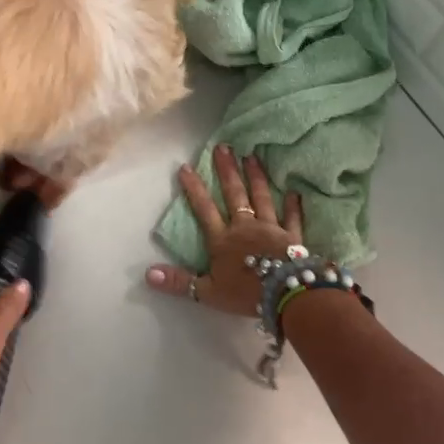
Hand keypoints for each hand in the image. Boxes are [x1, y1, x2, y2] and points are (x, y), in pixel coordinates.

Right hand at [145, 145, 303, 316]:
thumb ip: (180, 282)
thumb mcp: (207, 293)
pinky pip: (292, 219)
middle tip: (224, 147)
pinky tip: (295, 192)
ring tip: (252, 156)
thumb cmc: (246, 294)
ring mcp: (270, 229)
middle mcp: (245, 227)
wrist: (286, 297)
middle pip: (234, 194)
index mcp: (222, 240)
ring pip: (262, 198)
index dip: (194, 188)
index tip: (186, 166)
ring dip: (256, 177)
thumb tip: (148, 274)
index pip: (204, 208)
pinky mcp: (292, 238)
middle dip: (227, 170)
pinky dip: (293, 206)